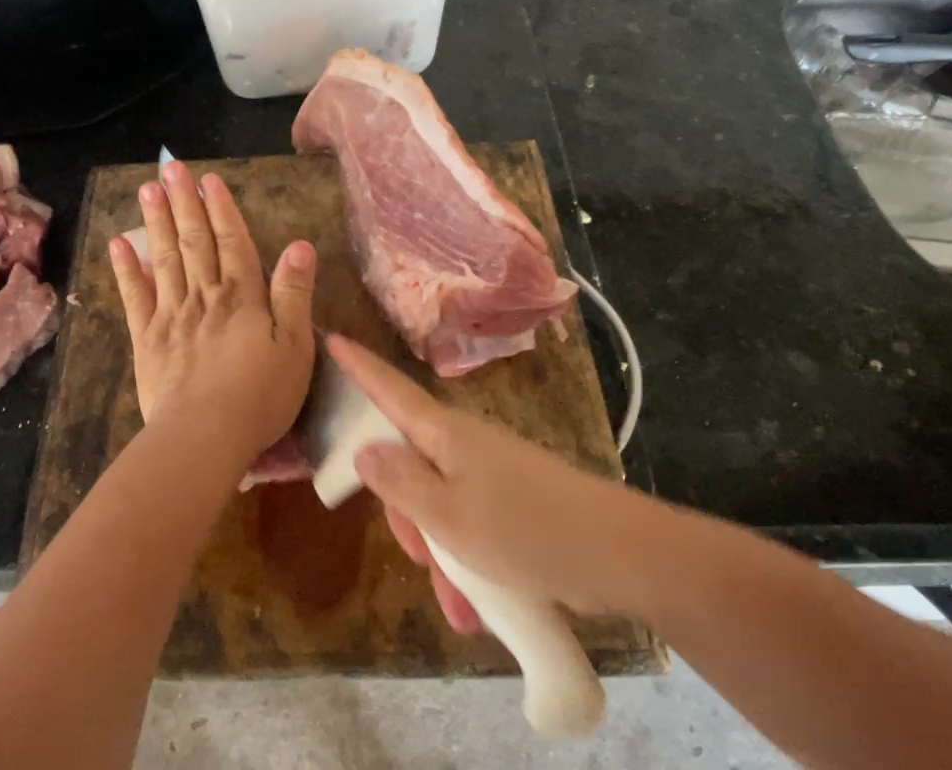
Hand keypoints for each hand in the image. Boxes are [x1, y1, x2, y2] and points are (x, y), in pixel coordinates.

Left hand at [109, 161, 316, 467]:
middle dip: (183, 203)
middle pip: (194, 242)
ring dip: (157, 223)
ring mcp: (171, 315)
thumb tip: (300, 245)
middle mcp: (205, 296)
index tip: (208, 180)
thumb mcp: (295, 346)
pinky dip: (127, 269)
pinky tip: (119, 244)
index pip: (232, 243)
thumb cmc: (260, 396)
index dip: (222, 210)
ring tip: (147, 190)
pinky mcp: (146, 339)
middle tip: (170, 168)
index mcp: (242, 297)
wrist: (204, 434)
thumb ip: (294, 294)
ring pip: (164, 259)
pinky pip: (135, 297)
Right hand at [329, 335, 670, 625]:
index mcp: (444, 435)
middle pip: (411, 468)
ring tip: (461, 605)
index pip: (390, 393)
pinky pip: (474, 533)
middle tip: (419, 558)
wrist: (619, 558)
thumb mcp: (446, 514)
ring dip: (443, 558)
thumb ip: (399, 483)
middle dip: (408, 519)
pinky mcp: (516, 508)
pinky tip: (480, 609)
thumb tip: (364, 449)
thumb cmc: (523, 530)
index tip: (332, 340)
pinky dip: (471, 569)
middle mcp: (466, 448)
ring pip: (442, 510)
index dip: (359, 369)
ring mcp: (494, 477)